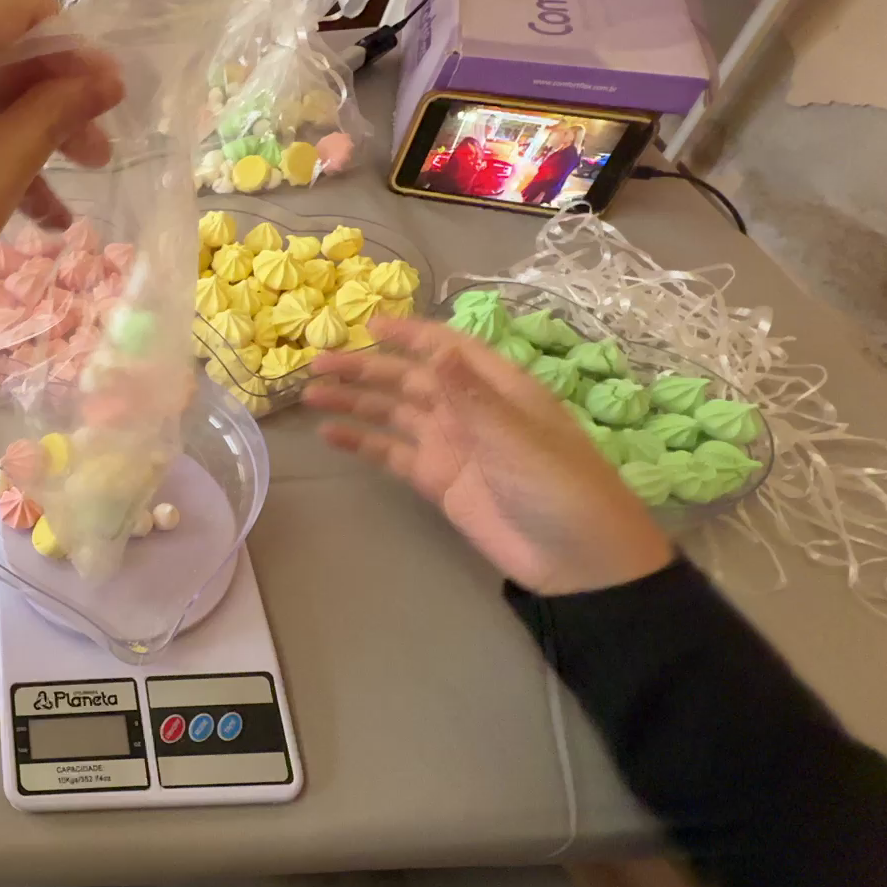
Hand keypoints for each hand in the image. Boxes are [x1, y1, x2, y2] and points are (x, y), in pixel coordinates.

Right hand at [303, 318, 673, 595]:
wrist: (575, 561)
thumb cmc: (559, 489)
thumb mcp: (517, 438)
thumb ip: (470, 395)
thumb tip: (436, 349)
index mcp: (497, 391)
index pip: (448, 349)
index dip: (410, 334)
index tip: (368, 325)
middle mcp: (468, 411)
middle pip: (408, 379)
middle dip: (364, 369)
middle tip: (318, 363)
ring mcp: (448, 445)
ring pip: (391, 413)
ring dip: (354, 402)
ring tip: (311, 396)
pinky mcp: (434, 478)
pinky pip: (389, 453)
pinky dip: (359, 442)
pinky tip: (329, 435)